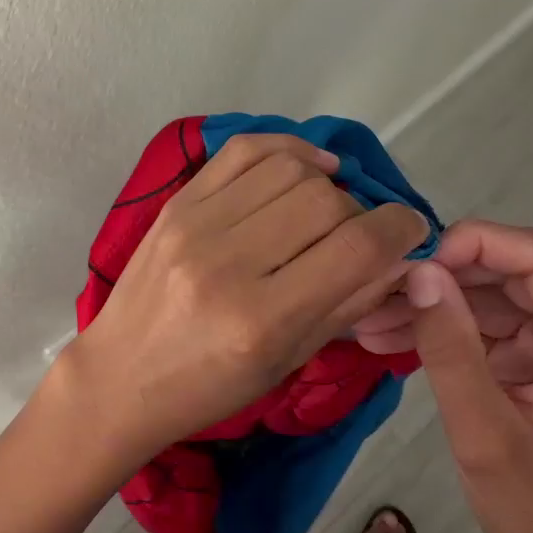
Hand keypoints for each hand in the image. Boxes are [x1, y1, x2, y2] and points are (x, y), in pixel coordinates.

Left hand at [62, 134, 430, 458]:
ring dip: (325, 183)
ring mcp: (195, 223)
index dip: (400, 230)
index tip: (411, 230)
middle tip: (358, 234)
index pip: (355, 248)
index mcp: (261, 319)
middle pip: (324, 201)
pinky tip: (308, 165)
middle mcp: (228, 262)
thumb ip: (348, 301)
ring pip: (288, 168)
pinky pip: (243, 149)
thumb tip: (398, 252)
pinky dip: (286, 146)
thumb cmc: (210, 386)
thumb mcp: (289, 360)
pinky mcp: (177, 200)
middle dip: (360, 213)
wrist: (122, 374)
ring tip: (326, 208)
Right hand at [353, 220, 532, 532]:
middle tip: (381, 287)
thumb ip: (451, 351)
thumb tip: (420, 271)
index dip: (479, 243)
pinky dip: (443, 329)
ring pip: (492, 296)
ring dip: (433, 303)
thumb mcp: (487, 437)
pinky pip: (489, 326)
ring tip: (371, 317)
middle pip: (512, 273)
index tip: (420, 262)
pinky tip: (391, 335)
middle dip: (443, 277)